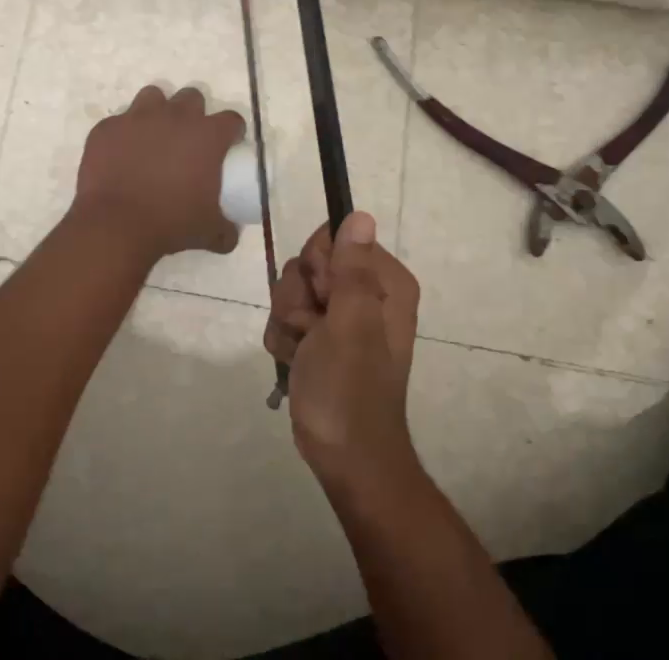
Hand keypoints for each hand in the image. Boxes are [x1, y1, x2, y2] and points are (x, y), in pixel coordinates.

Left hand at [73, 85, 245, 259]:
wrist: (116, 225)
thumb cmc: (170, 224)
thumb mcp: (209, 232)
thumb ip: (226, 232)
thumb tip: (230, 236)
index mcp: (207, 136)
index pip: (231, 120)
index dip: (231, 132)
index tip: (227, 146)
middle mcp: (174, 117)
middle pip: (191, 98)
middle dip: (193, 114)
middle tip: (187, 140)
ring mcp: (137, 118)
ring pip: (153, 97)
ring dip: (157, 112)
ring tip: (153, 137)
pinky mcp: (107, 127)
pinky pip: (118, 122)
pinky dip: (123, 134)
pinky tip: (120, 154)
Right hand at [264, 213, 420, 482]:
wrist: (343, 454)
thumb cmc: (350, 388)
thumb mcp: (350, 323)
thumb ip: (351, 269)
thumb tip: (359, 214)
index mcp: (384, 284)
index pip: (336, 238)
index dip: (319, 266)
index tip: (322, 297)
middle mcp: (365, 294)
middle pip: (309, 265)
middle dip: (297, 297)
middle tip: (311, 329)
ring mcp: (340, 318)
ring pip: (291, 291)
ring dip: (287, 320)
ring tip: (303, 351)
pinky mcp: (318, 340)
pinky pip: (285, 319)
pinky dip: (284, 340)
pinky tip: (295, 362)